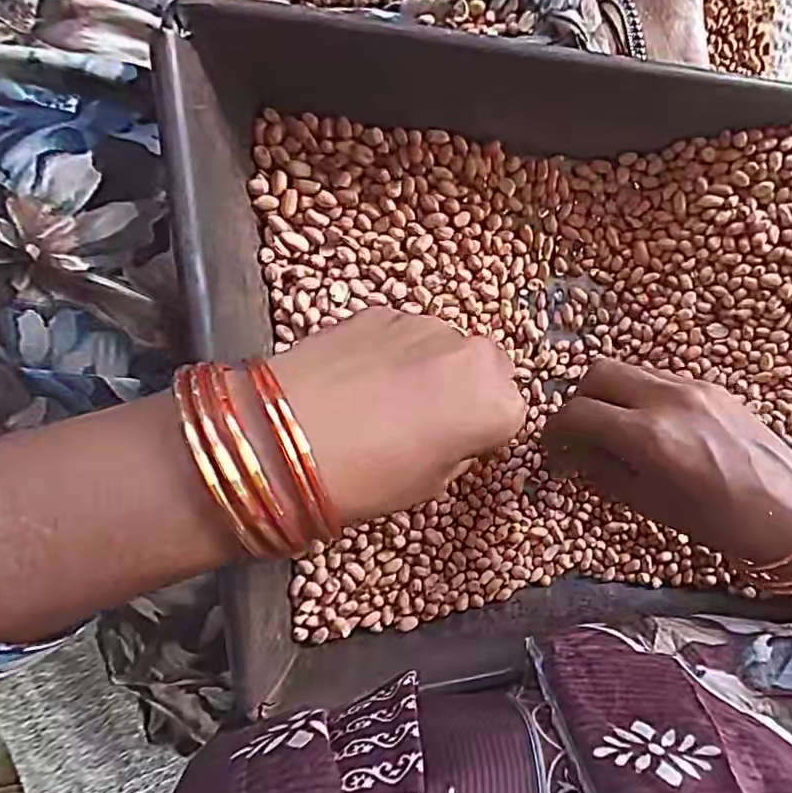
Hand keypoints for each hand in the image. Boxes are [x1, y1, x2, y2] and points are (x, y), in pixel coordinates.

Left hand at [271, 308, 525, 524]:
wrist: (277, 439)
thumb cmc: (364, 476)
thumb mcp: (430, 482)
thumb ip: (461, 448)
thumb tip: (456, 431)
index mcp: (495, 402)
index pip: (514, 411)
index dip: (487, 429)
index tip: (463, 442)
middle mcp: (471, 353)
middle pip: (490, 366)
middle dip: (471, 387)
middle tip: (432, 417)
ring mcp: (423, 325)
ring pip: (447, 345)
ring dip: (433, 366)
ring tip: (388, 398)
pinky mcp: (380, 310)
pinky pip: (406, 332)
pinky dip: (396, 351)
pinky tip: (362, 378)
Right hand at [540, 359, 791, 563]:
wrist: (789, 512)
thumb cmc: (718, 521)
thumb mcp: (650, 503)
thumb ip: (604, 470)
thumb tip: (573, 453)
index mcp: (649, 436)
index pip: (578, 413)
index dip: (555, 429)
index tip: (553, 446)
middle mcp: (667, 399)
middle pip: (598, 372)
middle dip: (579, 399)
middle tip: (580, 431)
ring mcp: (693, 387)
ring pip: (629, 369)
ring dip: (610, 393)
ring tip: (613, 428)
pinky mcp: (711, 386)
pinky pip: (659, 377)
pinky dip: (639, 394)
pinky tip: (648, 425)